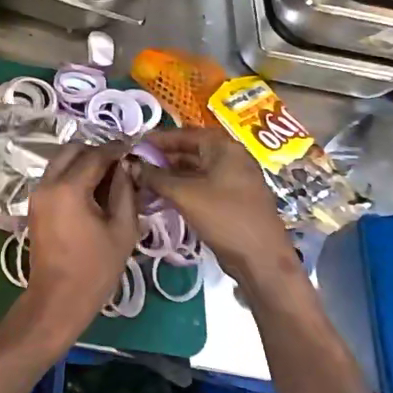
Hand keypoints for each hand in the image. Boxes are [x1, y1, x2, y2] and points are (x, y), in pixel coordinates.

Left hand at [22, 141, 140, 331]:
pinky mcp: (35, 204)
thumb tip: (127, 166)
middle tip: (120, 163)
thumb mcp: (123, 229)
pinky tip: (92, 190)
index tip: (134, 149)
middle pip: (72, 150)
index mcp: (69, 188)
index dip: (117, 149)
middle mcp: (48, 183)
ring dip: (83, 161)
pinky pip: (55, 176)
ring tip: (108, 177)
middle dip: (97, 151)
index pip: (95, 155)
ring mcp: (37, 193)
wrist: (58, 298)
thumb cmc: (95, 268)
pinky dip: (72, 174)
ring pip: (61, 161)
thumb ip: (126, 191)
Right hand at [132, 128, 295, 280]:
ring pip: (195, 170)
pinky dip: (183, 189)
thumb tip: (131, 166)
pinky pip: (202, 186)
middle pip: (190, 151)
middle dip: (162, 158)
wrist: (261, 257)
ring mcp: (233, 179)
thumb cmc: (224, 216)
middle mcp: (230, 157)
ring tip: (144, 182)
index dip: (158, 139)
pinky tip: (163, 196)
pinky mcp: (232, 199)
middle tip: (135, 166)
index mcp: (223, 147)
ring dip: (171, 175)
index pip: (184, 134)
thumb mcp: (185, 195)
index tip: (134, 145)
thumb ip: (156, 178)